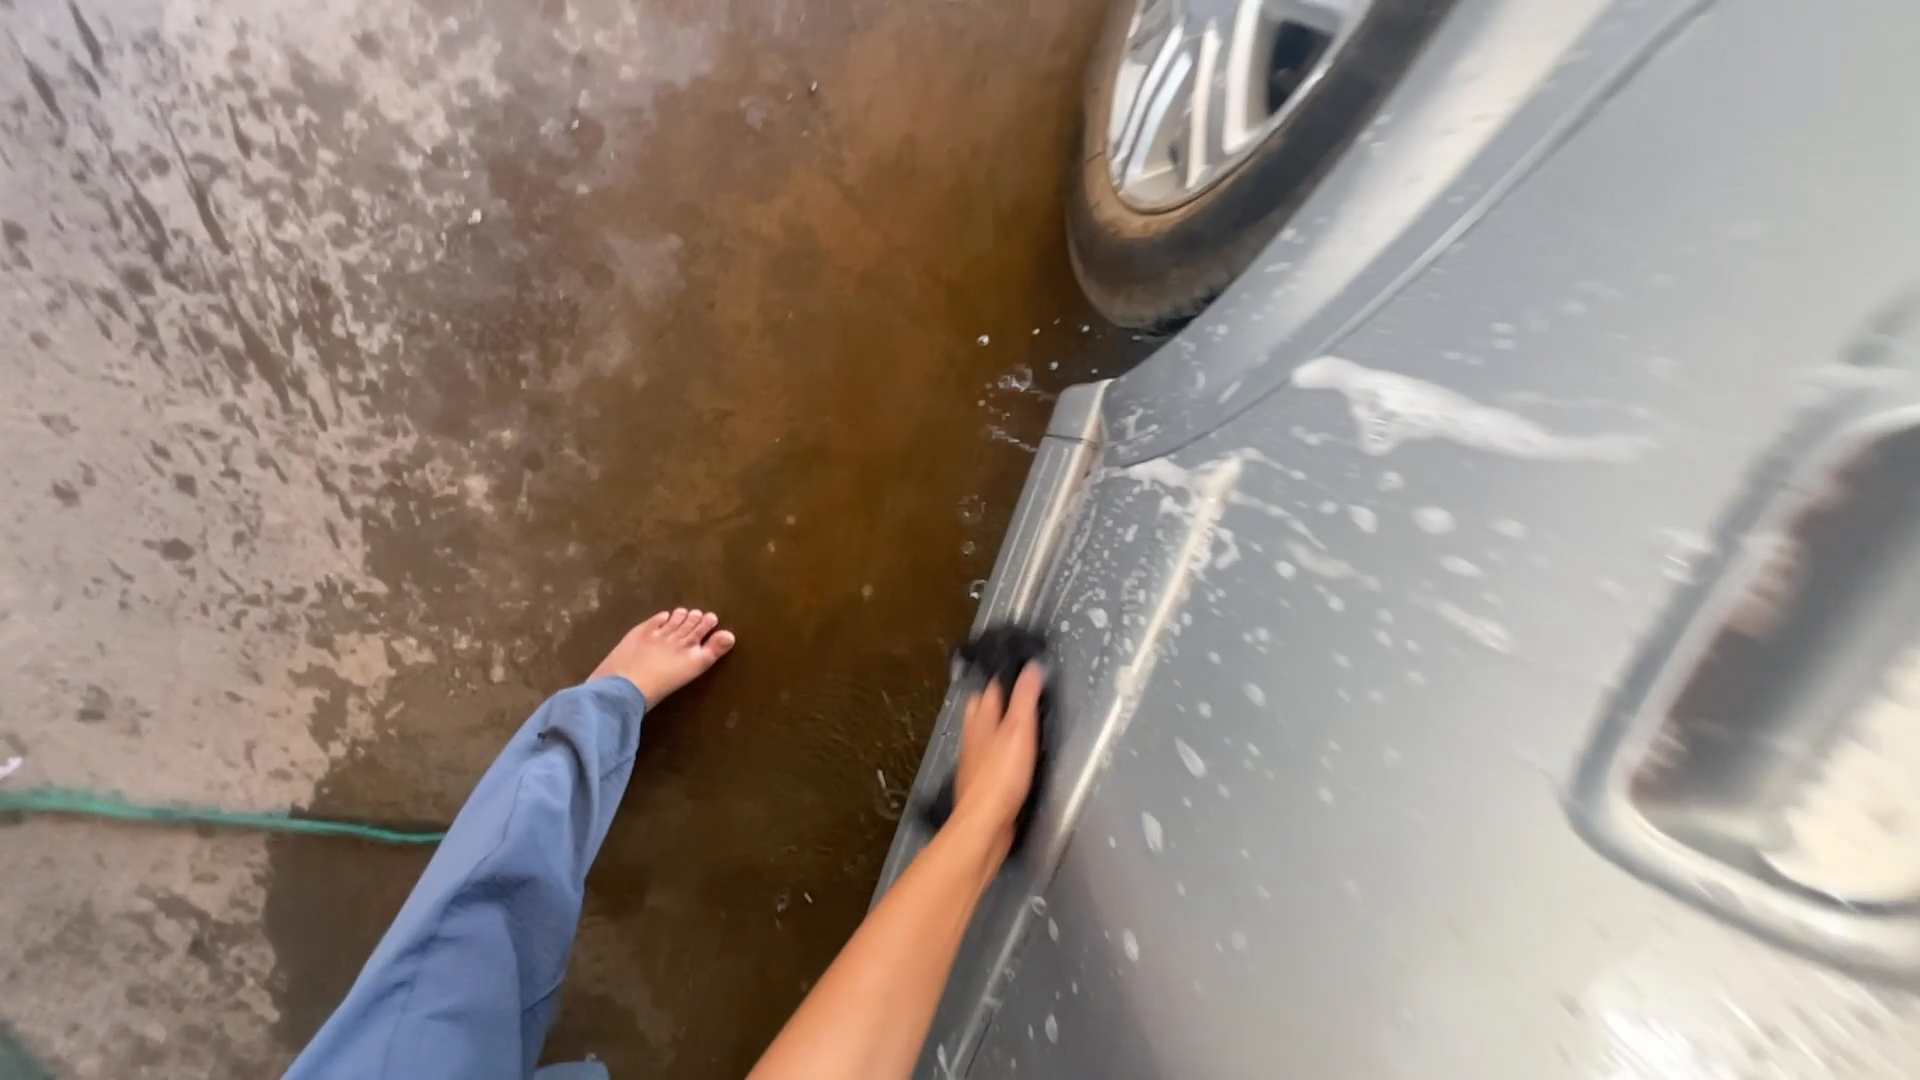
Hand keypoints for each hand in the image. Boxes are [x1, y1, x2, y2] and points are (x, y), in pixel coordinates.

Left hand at [952, 663, 1040, 857]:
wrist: (984, 824)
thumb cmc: (1001, 776)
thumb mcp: (1019, 730)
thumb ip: (1024, 698)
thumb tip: (1031, 667)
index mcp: (982, 719)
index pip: (991, 689)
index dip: (1004, 678)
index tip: (1018, 669)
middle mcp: (974, 736)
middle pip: (980, 709)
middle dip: (992, 699)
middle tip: (1009, 690)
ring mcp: (974, 760)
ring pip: (981, 733)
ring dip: (992, 724)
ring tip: (1006, 719)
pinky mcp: (980, 782)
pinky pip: (987, 758)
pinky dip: (995, 751)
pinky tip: (1004, 758)